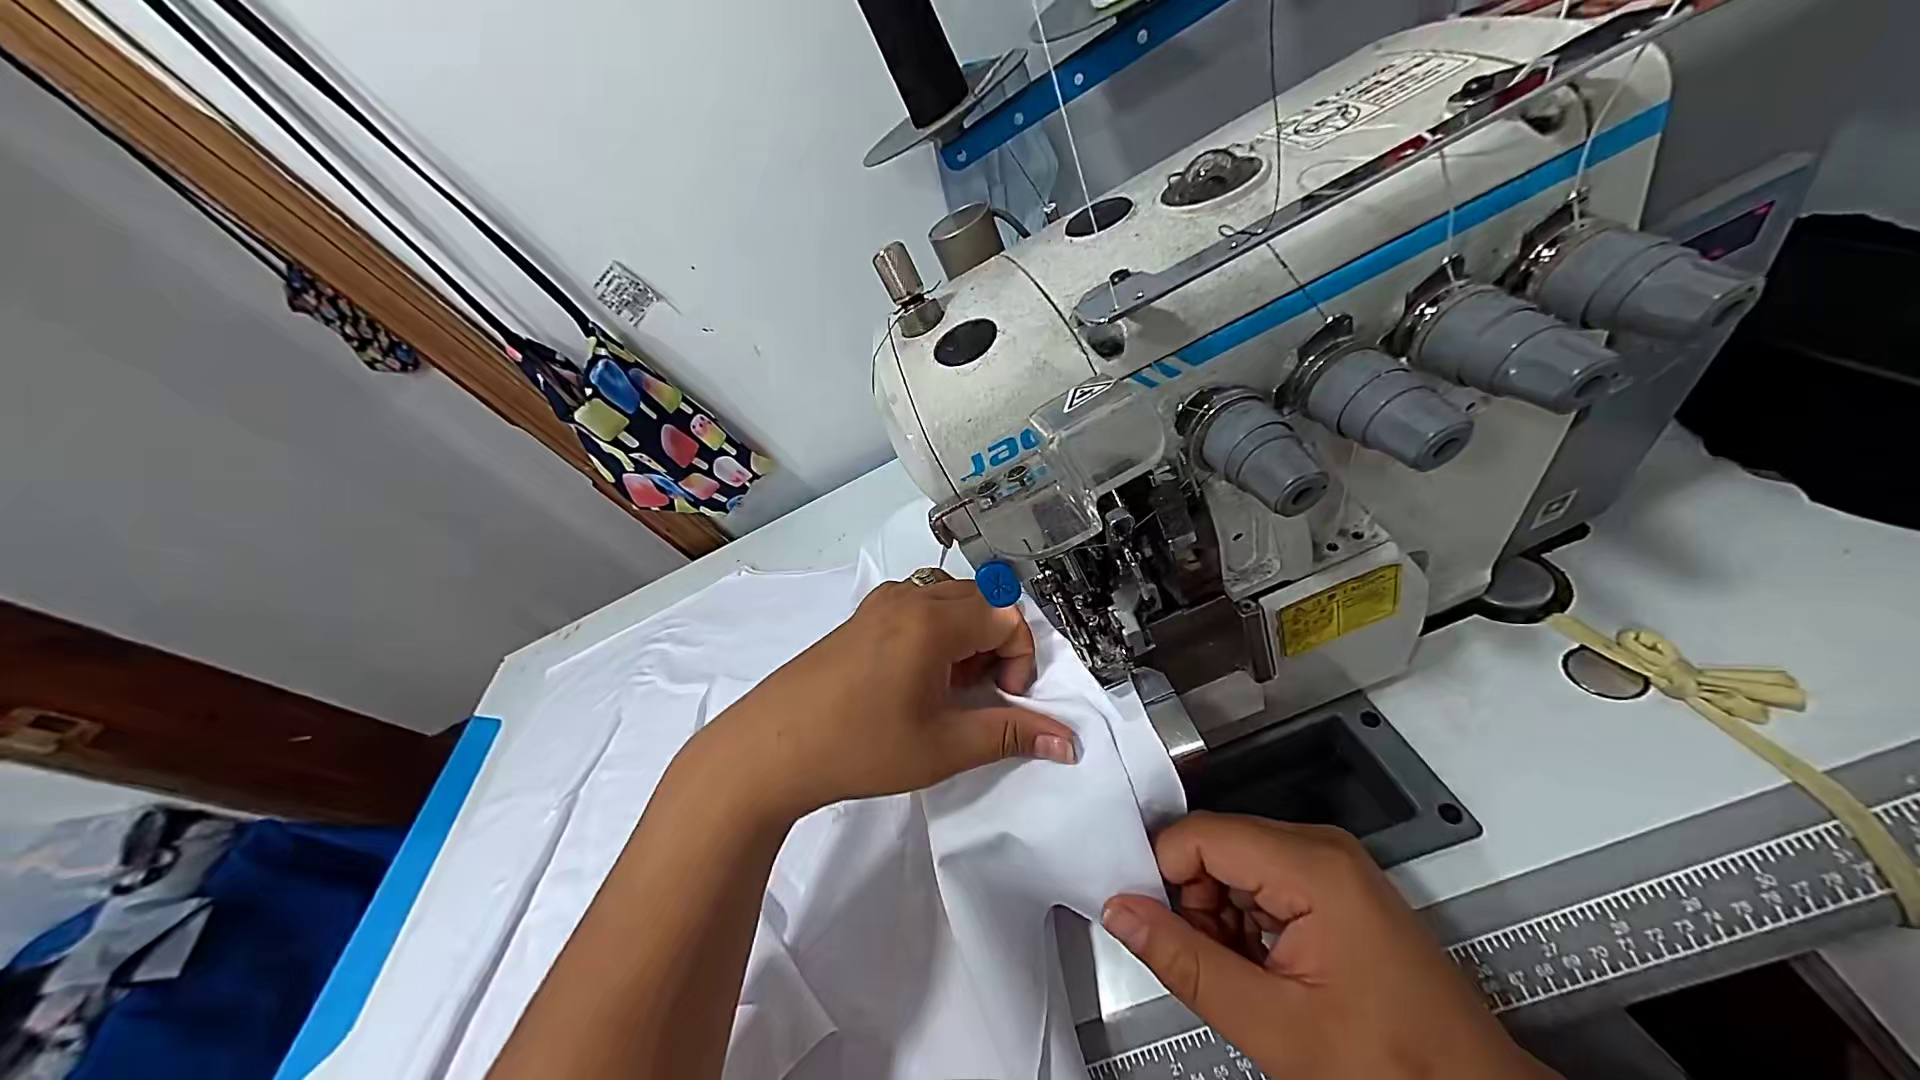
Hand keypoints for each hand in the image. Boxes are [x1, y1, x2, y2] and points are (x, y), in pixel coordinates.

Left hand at [703, 571, 1078, 817]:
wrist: (769, 749)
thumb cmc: (860, 747)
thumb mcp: (944, 746)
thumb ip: (1011, 734)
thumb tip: (1067, 742)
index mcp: (932, 620)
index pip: (1007, 615)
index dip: (1019, 658)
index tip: (1002, 698)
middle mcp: (908, 597)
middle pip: (981, 600)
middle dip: (995, 644)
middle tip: (976, 693)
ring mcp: (880, 602)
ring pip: (950, 600)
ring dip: (966, 636)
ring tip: (946, 686)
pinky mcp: (861, 616)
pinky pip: (918, 605)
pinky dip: (936, 631)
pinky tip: (915, 677)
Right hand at [1101, 814, 1557, 1079]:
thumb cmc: (1396, 1069)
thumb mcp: (1272, 1024)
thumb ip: (1184, 961)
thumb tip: (1122, 912)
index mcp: (1311, 866)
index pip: (1196, 835)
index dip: (1163, 878)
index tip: (1156, 927)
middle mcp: (1320, 848)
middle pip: (1213, 847)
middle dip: (1196, 906)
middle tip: (1215, 968)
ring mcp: (1328, 864)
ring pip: (1231, 865)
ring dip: (1220, 919)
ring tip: (1251, 979)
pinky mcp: (1330, 883)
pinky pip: (1259, 880)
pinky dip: (1246, 923)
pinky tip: (1269, 970)